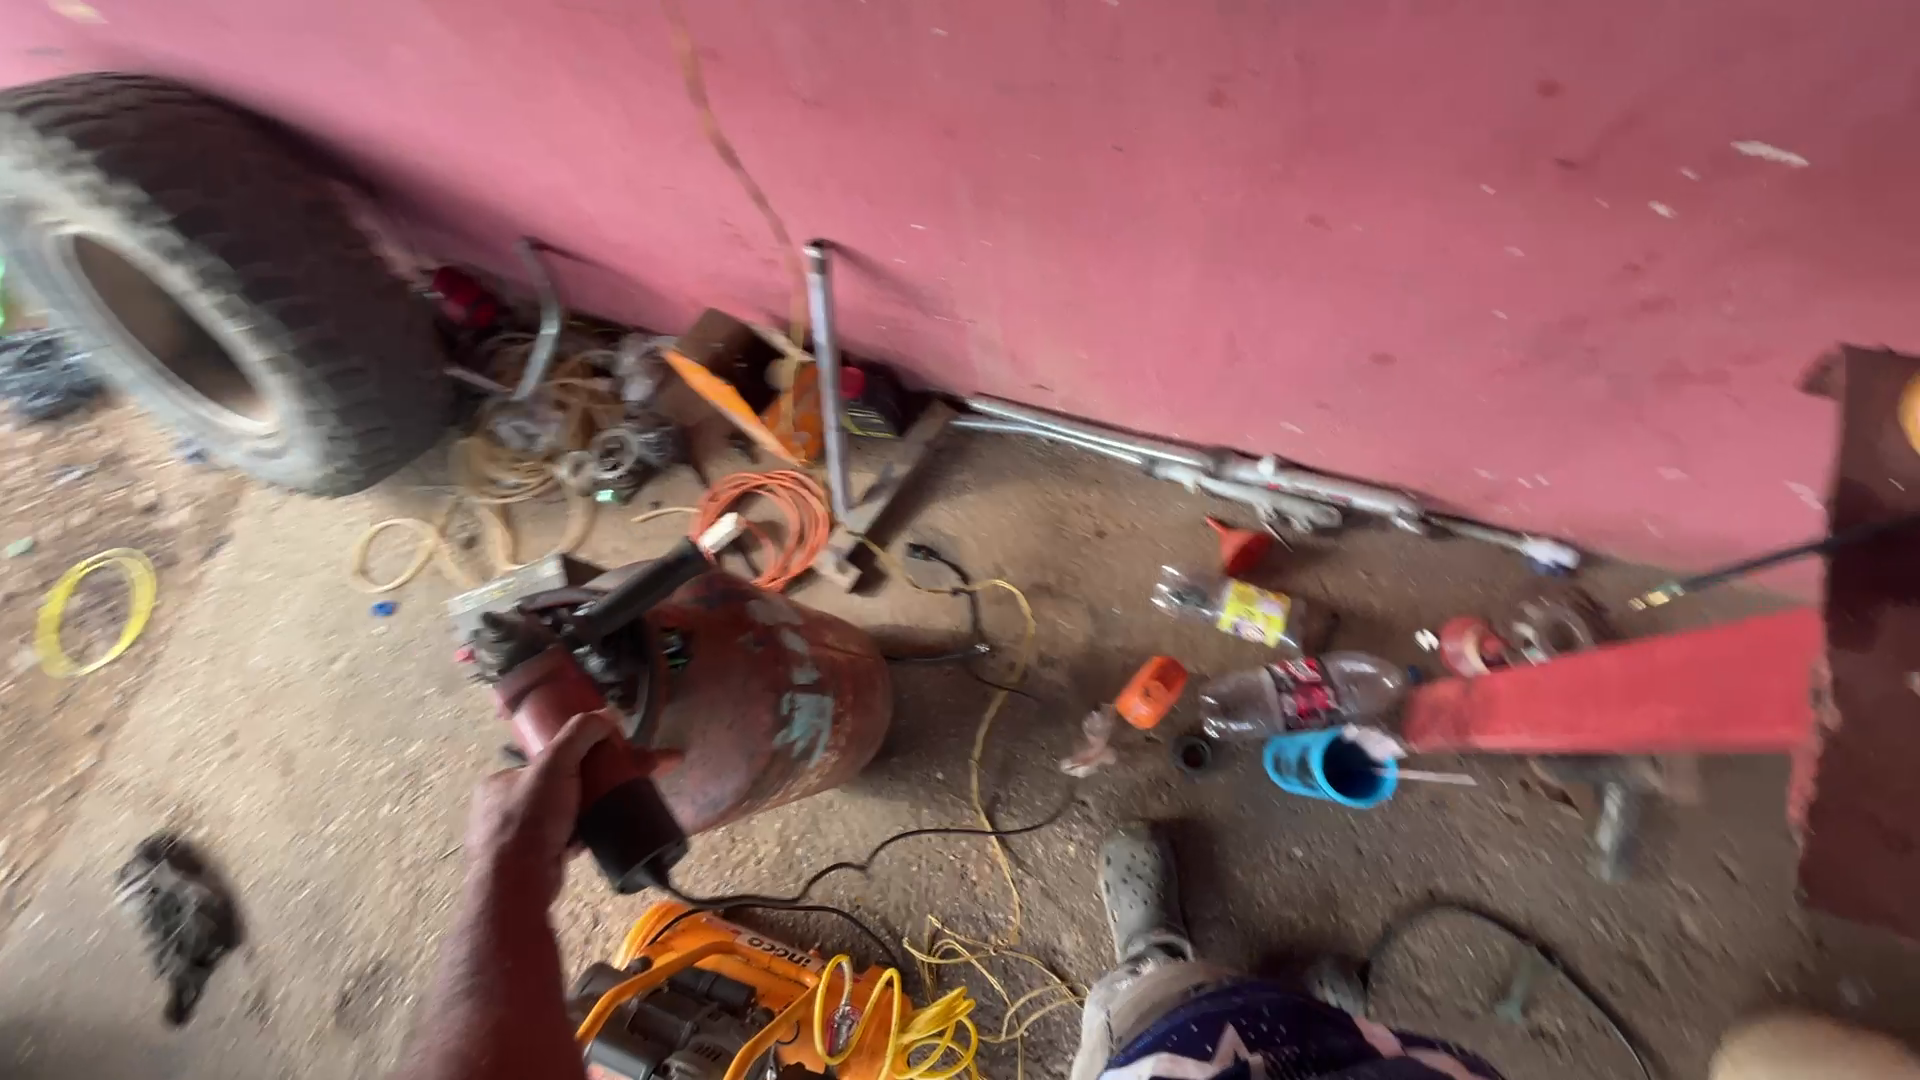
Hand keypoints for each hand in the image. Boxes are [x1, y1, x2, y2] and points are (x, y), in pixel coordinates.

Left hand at [463, 710, 675, 907]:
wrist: (519, 883)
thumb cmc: (530, 818)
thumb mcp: (554, 764)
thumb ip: (580, 734)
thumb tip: (609, 714)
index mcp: (499, 782)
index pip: (545, 759)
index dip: (578, 755)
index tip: (605, 758)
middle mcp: (502, 807)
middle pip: (561, 783)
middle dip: (596, 781)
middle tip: (628, 778)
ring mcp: (516, 837)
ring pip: (566, 810)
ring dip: (594, 805)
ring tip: (626, 801)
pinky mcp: (534, 860)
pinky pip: (567, 835)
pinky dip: (587, 829)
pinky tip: (605, 828)